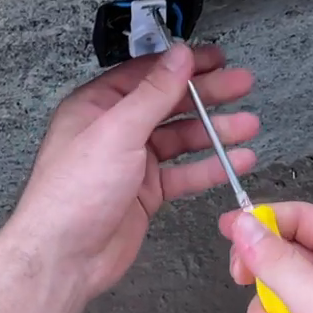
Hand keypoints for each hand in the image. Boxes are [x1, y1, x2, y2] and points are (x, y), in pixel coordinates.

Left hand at [8, 42, 258, 302]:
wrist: (64, 257)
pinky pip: (185, 173)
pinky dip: (211, 166)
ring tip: (248, 124)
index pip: (148, 74)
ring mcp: (132, 162)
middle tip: (241, 84)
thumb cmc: (74, 192)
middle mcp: (115, 130)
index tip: (215, 58)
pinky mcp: (146, 192)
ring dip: (215, 131)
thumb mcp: (118, 130)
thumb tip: (179, 55)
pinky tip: (236, 160)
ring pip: (181, 139)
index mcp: (98, 105)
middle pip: (169, 103)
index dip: (183, 64)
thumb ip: (154, 92)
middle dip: (207, 94)